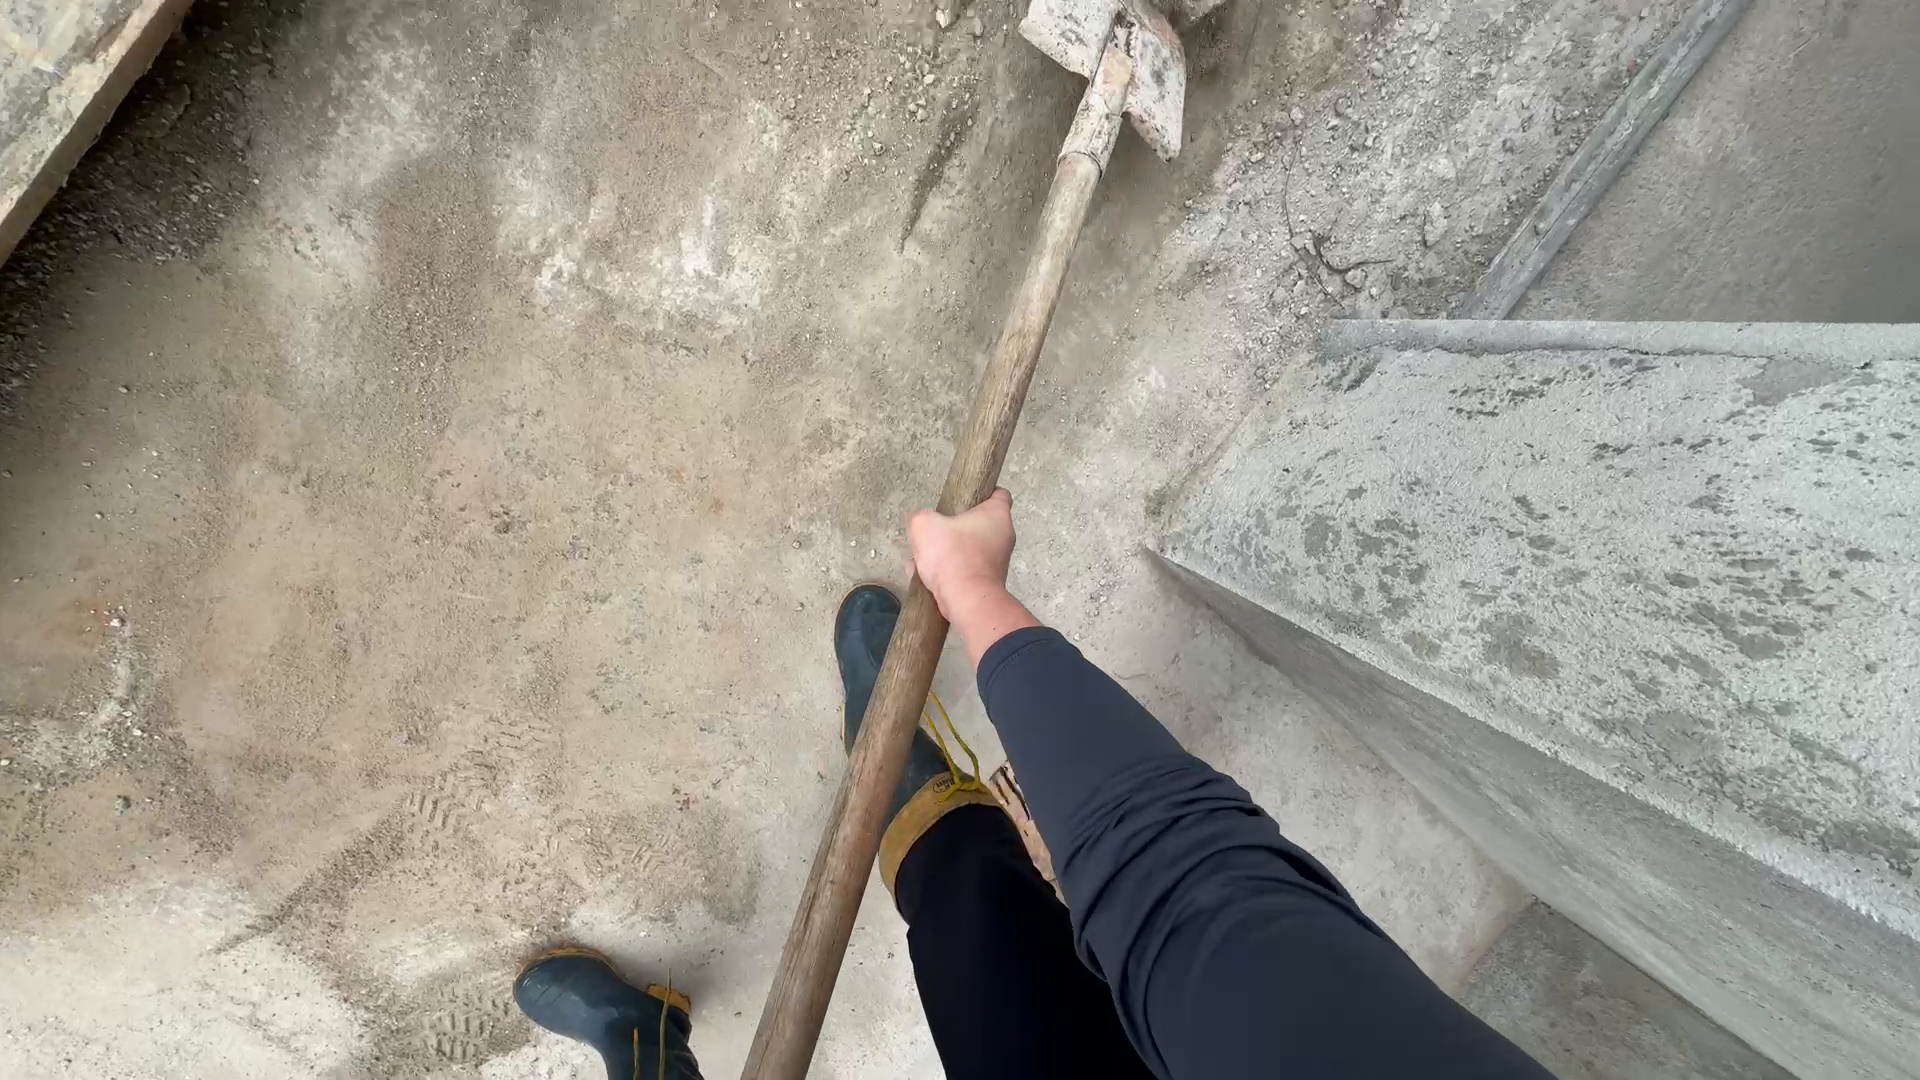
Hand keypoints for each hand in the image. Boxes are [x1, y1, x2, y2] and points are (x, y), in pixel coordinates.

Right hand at [906, 488, 1040, 665]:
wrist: (966, 600)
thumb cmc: (952, 556)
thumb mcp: (924, 526)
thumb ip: (918, 517)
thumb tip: (916, 519)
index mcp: (997, 515)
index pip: (998, 493)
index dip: (981, 491)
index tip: (963, 497)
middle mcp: (1003, 536)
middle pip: (978, 523)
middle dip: (954, 525)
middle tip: (936, 527)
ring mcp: (997, 561)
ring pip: (968, 548)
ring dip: (946, 550)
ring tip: (922, 555)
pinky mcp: (987, 581)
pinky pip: (964, 569)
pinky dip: (947, 570)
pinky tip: (923, 575)